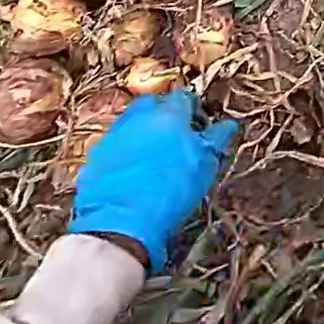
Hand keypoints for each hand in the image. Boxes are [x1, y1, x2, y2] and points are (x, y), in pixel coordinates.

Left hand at [71, 90, 238, 270]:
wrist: (121, 225)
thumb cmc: (171, 191)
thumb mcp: (205, 165)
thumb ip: (217, 139)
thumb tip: (227, 124)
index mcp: (170, 115)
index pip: (184, 98)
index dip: (194, 108)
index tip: (199, 123)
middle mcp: (139, 118)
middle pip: (153, 104)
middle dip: (164, 114)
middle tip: (176, 135)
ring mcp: (114, 136)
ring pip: (132, 123)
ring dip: (144, 131)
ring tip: (155, 156)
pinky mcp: (95, 157)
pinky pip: (115, 145)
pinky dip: (125, 151)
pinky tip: (134, 171)